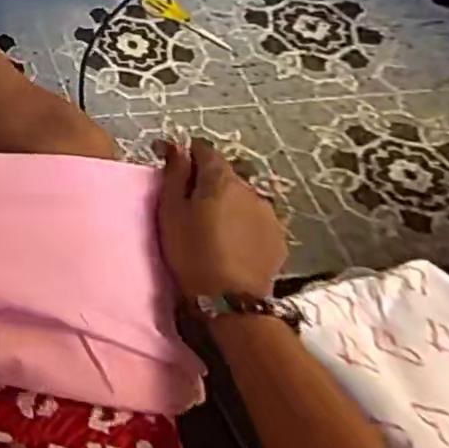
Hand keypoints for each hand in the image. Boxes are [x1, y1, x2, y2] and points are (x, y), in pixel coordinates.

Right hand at [155, 139, 285, 299]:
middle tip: (191, 205)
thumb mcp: (171, 209)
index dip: (189, 156)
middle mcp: (249, 190)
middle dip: (209, 182)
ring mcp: (268, 214)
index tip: (177, 171)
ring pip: (241, 197)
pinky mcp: (278, 238)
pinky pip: (255, 219)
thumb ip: (175, 173)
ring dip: (228, 203)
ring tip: (213, 226)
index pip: (205, 150)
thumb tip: (177, 146)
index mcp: (220, 179)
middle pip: (225, 175)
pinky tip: (233, 241)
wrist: (231, 300)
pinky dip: (243, 222)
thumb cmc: (191, 250)